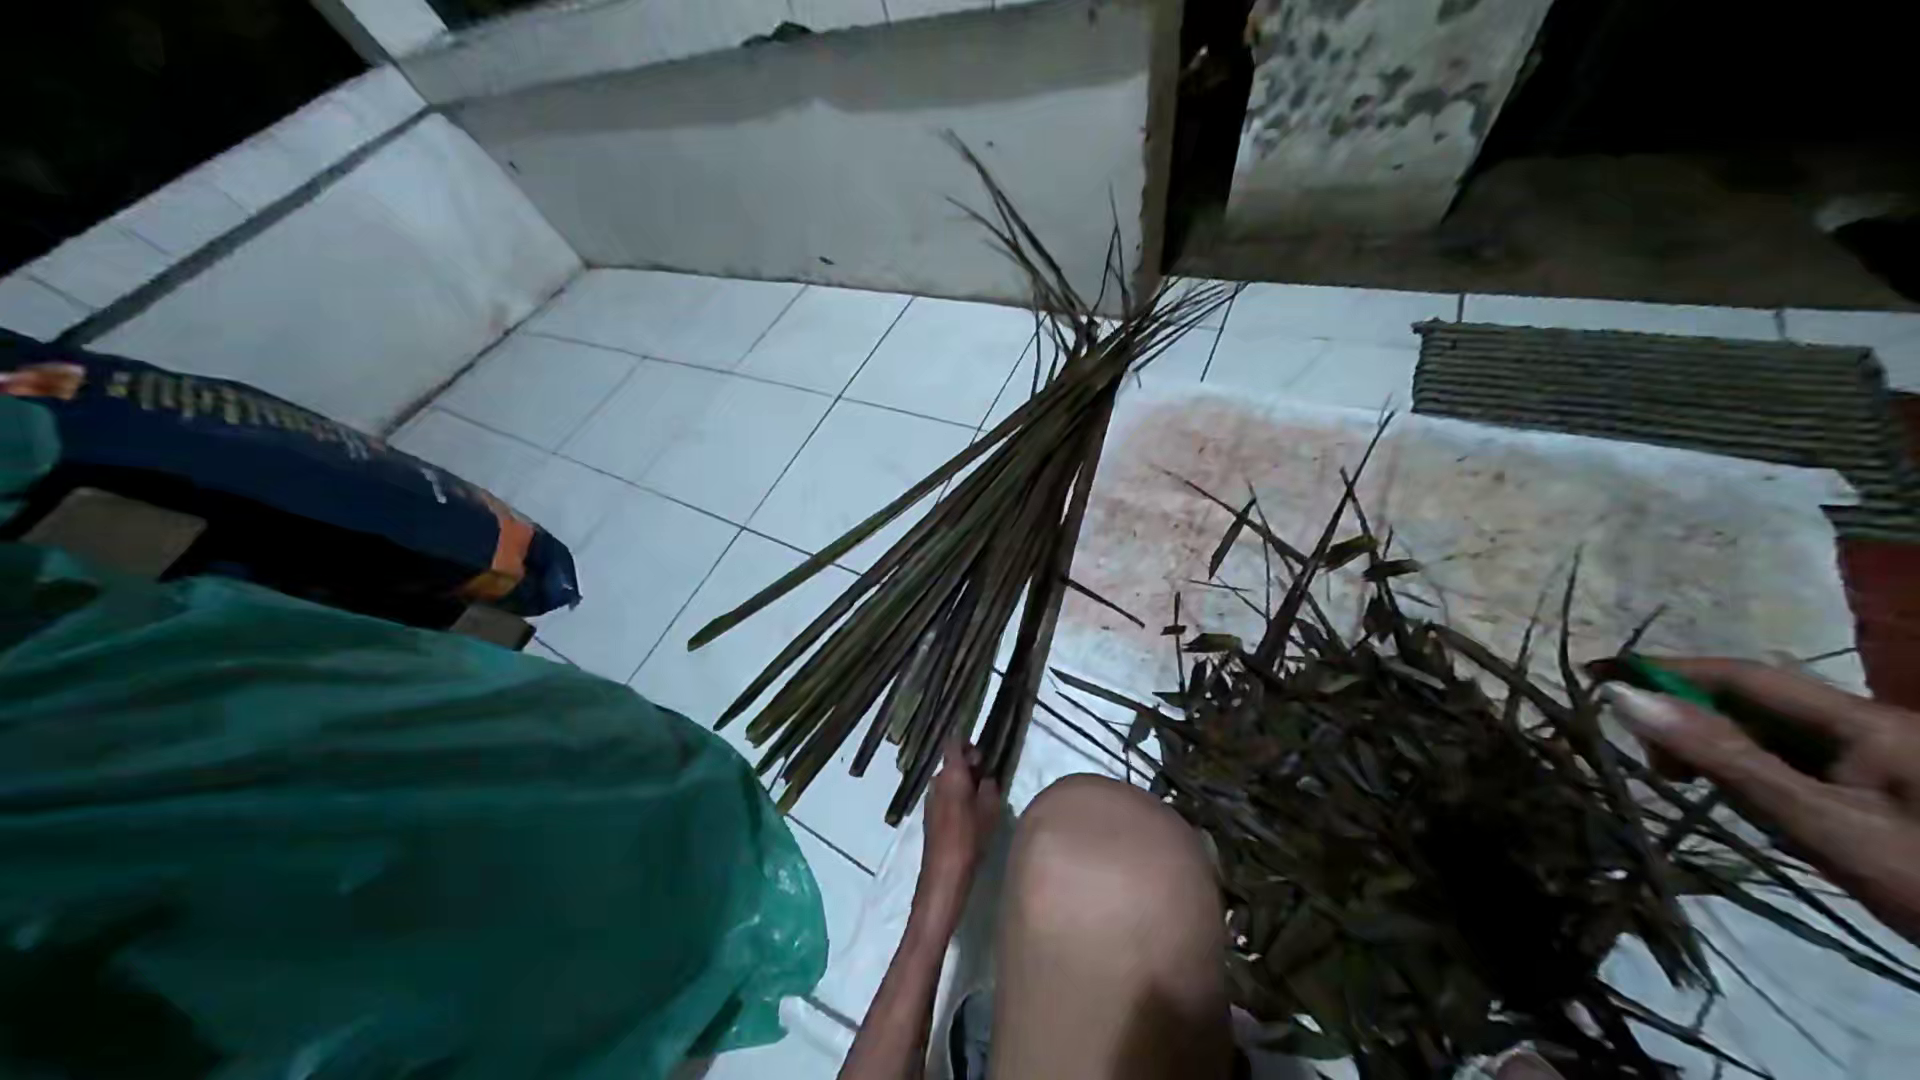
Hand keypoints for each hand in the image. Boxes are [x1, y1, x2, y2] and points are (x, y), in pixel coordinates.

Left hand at [917, 737, 1001, 918]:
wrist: (944, 873)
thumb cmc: (970, 838)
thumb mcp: (990, 810)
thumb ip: (989, 788)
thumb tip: (986, 778)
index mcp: (951, 775)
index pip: (954, 744)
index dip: (967, 743)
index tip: (982, 752)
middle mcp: (937, 781)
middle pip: (951, 763)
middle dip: (968, 765)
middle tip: (986, 777)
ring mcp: (930, 798)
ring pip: (947, 780)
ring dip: (961, 782)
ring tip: (980, 798)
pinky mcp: (929, 814)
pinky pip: (943, 795)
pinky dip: (955, 796)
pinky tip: (968, 813)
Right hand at [1602, 658, 1919, 942]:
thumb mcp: (1822, 825)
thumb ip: (1725, 759)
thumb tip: (1624, 698)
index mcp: (1866, 722)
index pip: (1741, 675)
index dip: (1664, 669)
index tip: (1595, 674)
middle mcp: (1873, 726)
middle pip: (1755, 702)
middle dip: (1690, 717)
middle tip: (1650, 758)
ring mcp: (1884, 757)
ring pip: (1772, 733)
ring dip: (1718, 748)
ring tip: (1690, 783)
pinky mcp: (1886, 788)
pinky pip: (1796, 760)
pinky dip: (1752, 770)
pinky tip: (1748, 800)